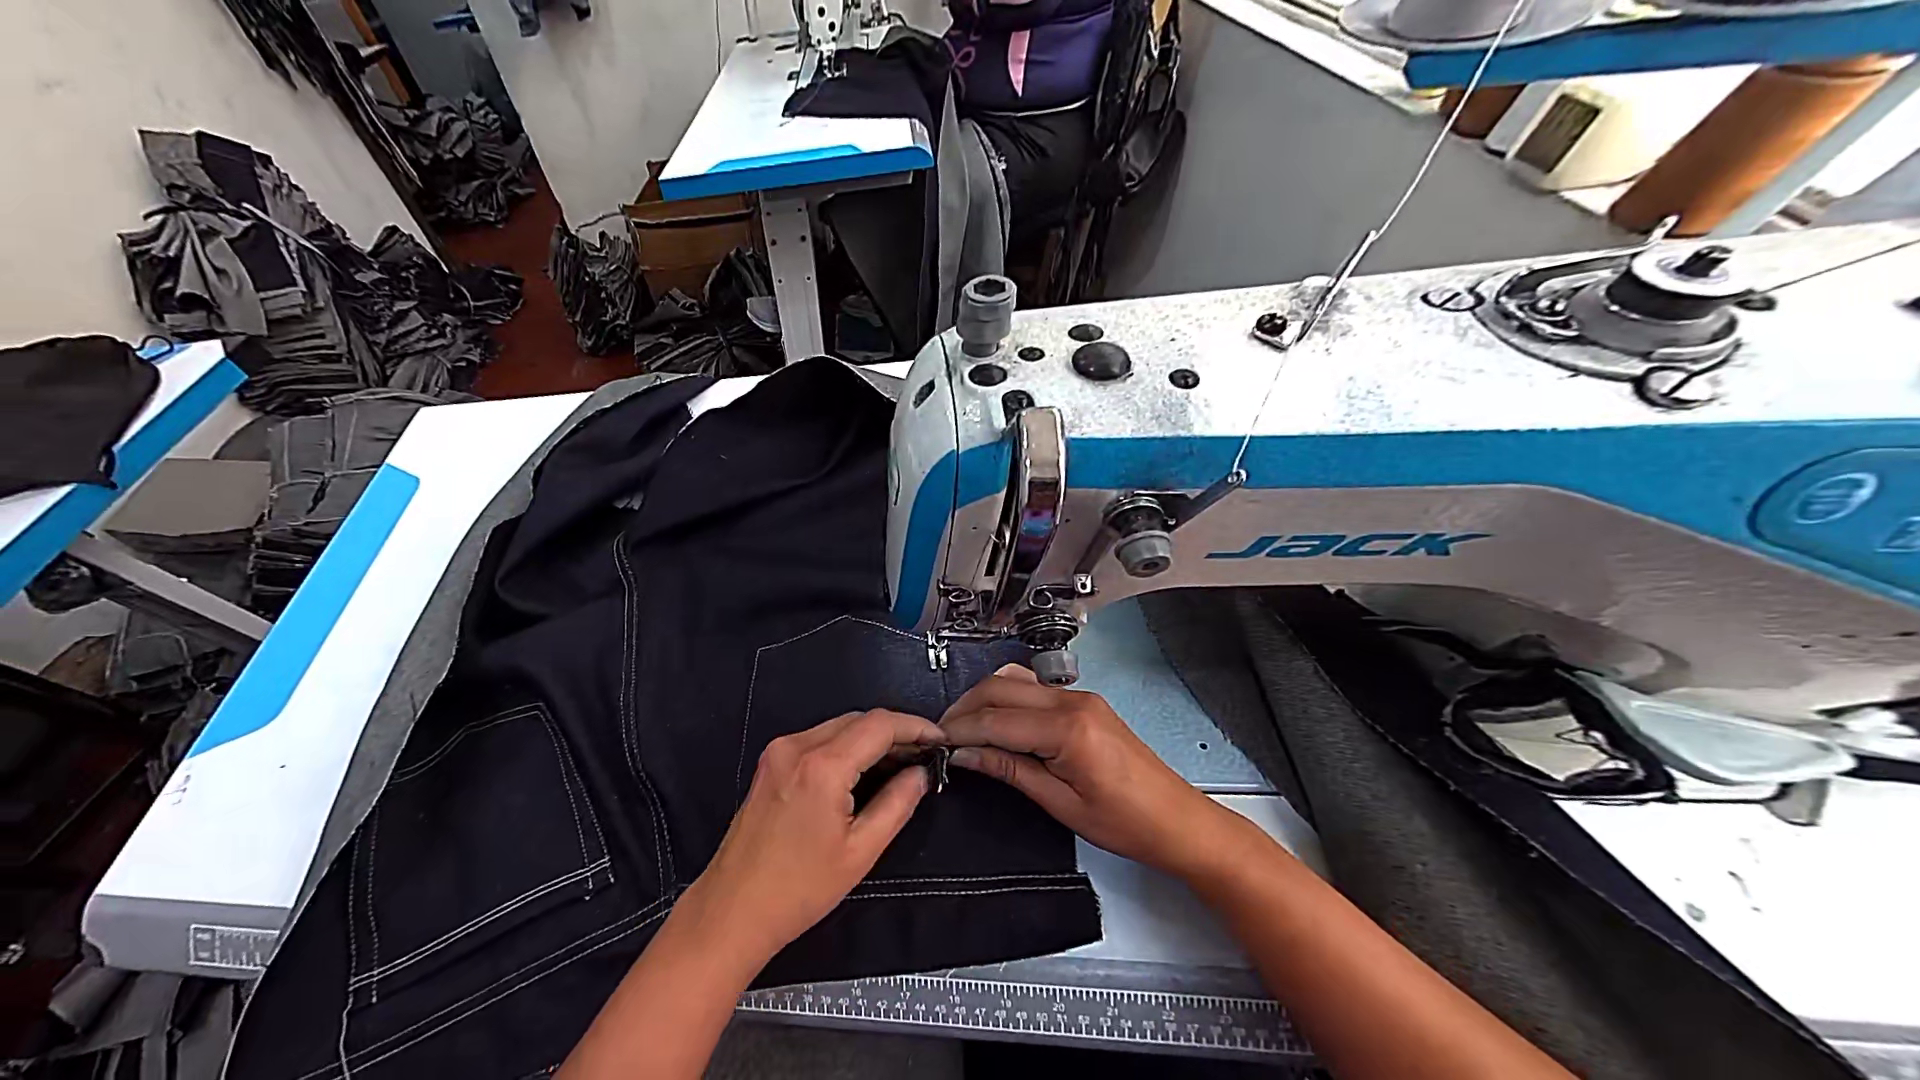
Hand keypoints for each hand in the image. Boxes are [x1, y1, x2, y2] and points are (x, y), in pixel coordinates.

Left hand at [677, 709, 943, 965]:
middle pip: (860, 719)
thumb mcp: (861, 851)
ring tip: (901, 763)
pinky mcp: (771, 762)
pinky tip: (864, 768)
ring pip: (840, 726)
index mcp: (821, 766)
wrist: (731, 911)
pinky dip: (848, 745)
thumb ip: (898, 803)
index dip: (916, 727)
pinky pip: (820, 738)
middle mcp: (796, 747)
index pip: (880, 724)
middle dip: (896, 732)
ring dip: (872, 737)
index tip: (940, 740)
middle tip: (924, 756)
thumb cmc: (798, 890)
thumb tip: (920, 773)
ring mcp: (779, 751)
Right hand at [940, 665, 1262, 880]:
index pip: (996, 719)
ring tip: (962, 729)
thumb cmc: (1126, 822)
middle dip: (965, 709)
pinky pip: (1034, 688)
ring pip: (1015, 680)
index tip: (935, 744)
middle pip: (1001, 687)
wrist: (1176, 820)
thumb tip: (967, 754)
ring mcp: (1080, 697)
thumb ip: (1011, 769)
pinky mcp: (1084, 702)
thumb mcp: (1061, 804)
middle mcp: (1073, 701)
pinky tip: (995, 721)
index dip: (960, 731)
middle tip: (941, 735)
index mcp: (1068, 728)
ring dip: (984, 698)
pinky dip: (1006, 698)